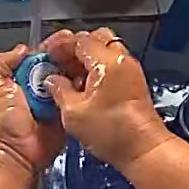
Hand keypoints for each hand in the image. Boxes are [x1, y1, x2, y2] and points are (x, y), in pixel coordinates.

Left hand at [0, 44, 65, 180]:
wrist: (13, 154)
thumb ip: (2, 62)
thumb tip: (22, 49)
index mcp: (19, 79)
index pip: (38, 56)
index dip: (50, 48)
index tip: (61, 41)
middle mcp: (37, 89)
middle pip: (57, 65)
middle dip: (65, 58)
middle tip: (72, 52)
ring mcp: (52, 102)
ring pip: (69, 79)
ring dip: (73, 74)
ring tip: (77, 67)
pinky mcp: (65, 115)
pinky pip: (76, 98)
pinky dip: (78, 92)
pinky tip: (80, 84)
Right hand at [41, 27, 173, 168]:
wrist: (143, 150)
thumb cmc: (115, 133)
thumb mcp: (73, 113)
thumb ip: (58, 90)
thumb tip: (52, 81)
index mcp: (107, 63)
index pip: (78, 40)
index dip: (58, 45)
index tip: (45, 54)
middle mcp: (121, 61)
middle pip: (93, 39)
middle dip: (71, 48)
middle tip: (55, 61)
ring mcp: (129, 71)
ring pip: (103, 51)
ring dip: (83, 59)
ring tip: (66, 76)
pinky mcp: (132, 83)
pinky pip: (111, 65)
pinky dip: (94, 69)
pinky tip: (81, 87)